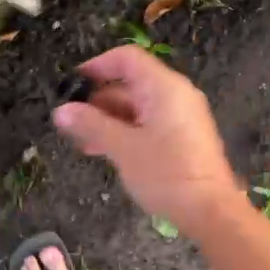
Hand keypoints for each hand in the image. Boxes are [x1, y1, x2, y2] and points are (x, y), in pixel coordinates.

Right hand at [53, 47, 242, 233]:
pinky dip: (125, 132)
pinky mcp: (181, 138)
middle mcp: (175, 95)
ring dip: (108, 120)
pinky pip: (147, 124)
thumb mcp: (123, 148)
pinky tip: (104, 150)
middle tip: (71, 121)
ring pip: (137, 107)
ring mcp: (180, 117)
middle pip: (130, 83)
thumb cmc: (166, 174)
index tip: (71, 85)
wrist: (209, 210)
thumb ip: (91, 125)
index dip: (96, 66)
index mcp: (164, 88)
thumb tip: (61, 111)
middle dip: (98, 100)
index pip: (126, 58)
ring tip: (82, 140)